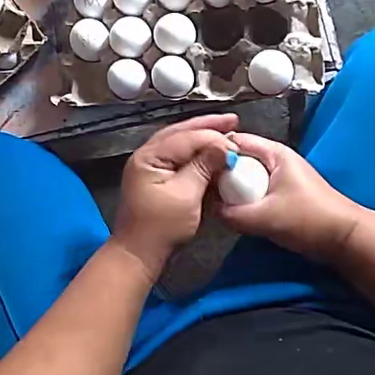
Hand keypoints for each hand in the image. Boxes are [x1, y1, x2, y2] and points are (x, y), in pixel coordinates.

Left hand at [111, 113, 238, 270]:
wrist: (138, 254)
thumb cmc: (161, 227)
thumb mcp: (186, 196)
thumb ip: (204, 167)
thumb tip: (224, 146)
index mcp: (149, 157)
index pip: (186, 137)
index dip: (212, 136)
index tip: (236, 140)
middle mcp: (147, 155)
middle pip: (181, 132)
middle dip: (207, 126)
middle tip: (233, 120)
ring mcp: (149, 165)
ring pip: (179, 141)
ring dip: (202, 135)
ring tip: (225, 130)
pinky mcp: (156, 176)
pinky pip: (178, 155)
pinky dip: (196, 150)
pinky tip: (210, 149)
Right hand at [214, 132, 366, 264]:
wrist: (343, 239)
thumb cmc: (311, 220)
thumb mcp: (265, 217)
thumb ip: (232, 213)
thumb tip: (210, 209)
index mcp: (275, 153)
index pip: (235, 140)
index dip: (213, 151)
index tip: (195, 167)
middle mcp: (275, 160)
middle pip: (237, 159)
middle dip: (220, 174)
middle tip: (201, 190)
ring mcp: (278, 178)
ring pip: (244, 178)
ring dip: (231, 190)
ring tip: (214, 203)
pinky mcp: (280, 196)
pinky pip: (253, 193)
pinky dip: (242, 201)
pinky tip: (233, 214)